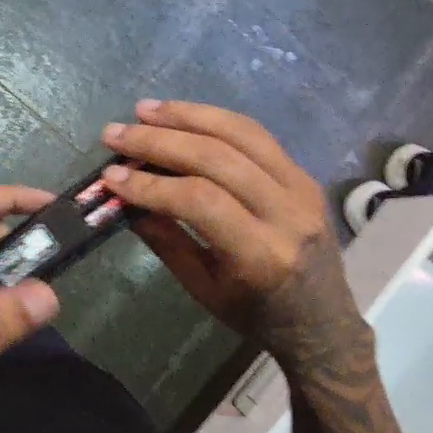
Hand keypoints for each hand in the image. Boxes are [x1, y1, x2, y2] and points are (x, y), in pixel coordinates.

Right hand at [101, 100, 366, 353]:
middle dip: (161, 141)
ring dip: (187, 117)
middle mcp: (287, 214)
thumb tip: (125, 199)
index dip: (152, 183)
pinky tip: (182, 116)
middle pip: (219, 158)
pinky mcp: (304, 175)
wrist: (322, 322)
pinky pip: (257, 136)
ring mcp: (302, 189)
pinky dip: (215, 120)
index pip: (201, 201)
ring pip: (242, 134)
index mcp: (261, 255)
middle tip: (116, 134)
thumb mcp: (203, 289)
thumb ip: (166, 241)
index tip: (111, 176)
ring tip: (144, 111)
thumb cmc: (255, 315)